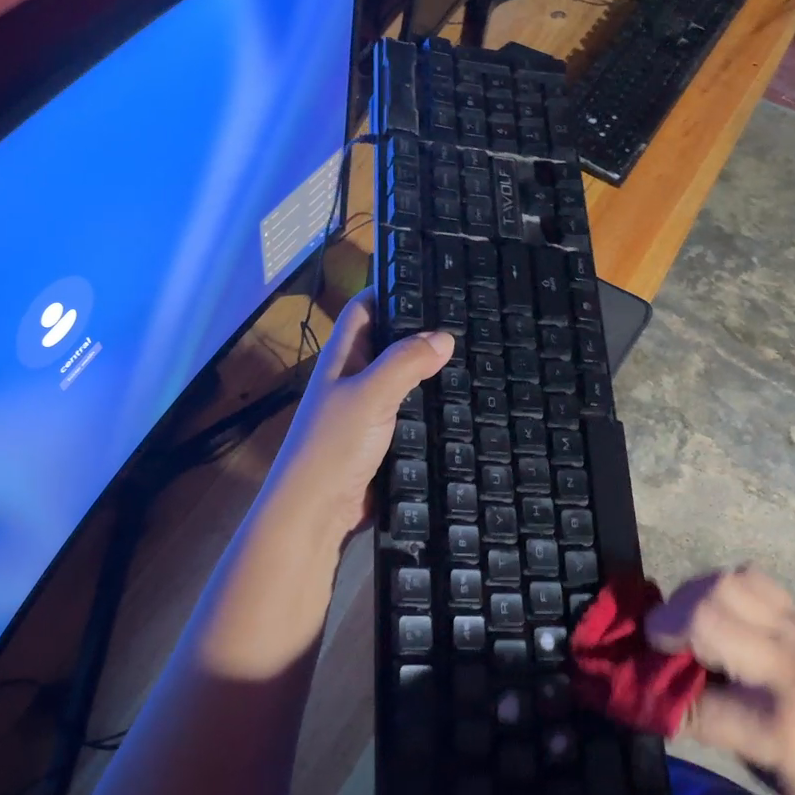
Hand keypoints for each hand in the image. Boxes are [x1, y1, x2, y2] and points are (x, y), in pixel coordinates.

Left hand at [263, 289, 452, 544]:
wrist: (316, 515)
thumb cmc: (333, 446)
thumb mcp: (370, 394)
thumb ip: (405, 362)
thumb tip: (443, 336)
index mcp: (341, 360)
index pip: (363, 310)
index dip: (389, 290)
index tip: (430, 279)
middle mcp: (352, 382)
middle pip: (387, 346)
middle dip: (420, 333)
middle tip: (469, 320)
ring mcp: (367, 416)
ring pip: (404, 385)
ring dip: (431, 376)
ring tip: (478, 360)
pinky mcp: (383, 447)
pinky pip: (412, 420)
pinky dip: (434, 413)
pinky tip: (465, 409)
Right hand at [646, 568, 794, 794]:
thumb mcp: (776, 778)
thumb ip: (718, 728)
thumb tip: (663, 691)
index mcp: (780, 727)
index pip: (695, 699)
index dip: (655, 694)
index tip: (631, 690)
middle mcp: (789, 670)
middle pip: (707, 615)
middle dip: (665, 624)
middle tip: (655, 642)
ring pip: (729, 583)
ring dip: (692, 596)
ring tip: (682, 619)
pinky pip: (754, 581)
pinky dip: (723, 588)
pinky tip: (718, 610)